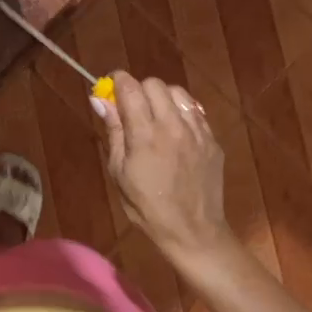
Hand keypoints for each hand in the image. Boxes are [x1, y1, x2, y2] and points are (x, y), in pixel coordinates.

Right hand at [93, 72, 229, 257]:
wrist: (193, 230)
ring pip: (177, 92)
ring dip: (161, 98)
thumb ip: (114, 131)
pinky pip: (195, 111)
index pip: (130, 87)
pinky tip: (175, 130)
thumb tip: (100, 100)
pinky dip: (181, 111)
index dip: (117, 81)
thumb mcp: (119, 172)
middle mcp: (172, 125)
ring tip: (155, 117)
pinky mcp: (212, 139)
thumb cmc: (146, 206)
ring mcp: (197, 131)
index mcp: (145, 134)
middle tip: (132, 108)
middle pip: (154, 84)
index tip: (110, 87)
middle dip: (139, 89)